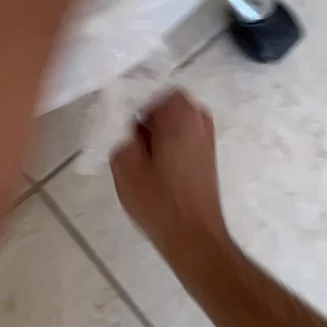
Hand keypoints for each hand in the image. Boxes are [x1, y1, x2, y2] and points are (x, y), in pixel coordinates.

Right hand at [109, 91, 234, 260]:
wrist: (194, 237)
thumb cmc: (158, 201)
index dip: (132, 104)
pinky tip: (155, 170)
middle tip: (129, 142)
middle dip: (145, 118)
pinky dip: (167, 144)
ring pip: (173, 121)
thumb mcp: (124, 163)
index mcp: (180, 114)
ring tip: (141, 159)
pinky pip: (182, 136)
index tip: (120, 124)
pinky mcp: (207, 156)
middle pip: (164, 104)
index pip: (151, 89)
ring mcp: (207, 138)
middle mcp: (199, 119)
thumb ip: (118, 131)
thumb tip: (121, 118)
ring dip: (156, 132)